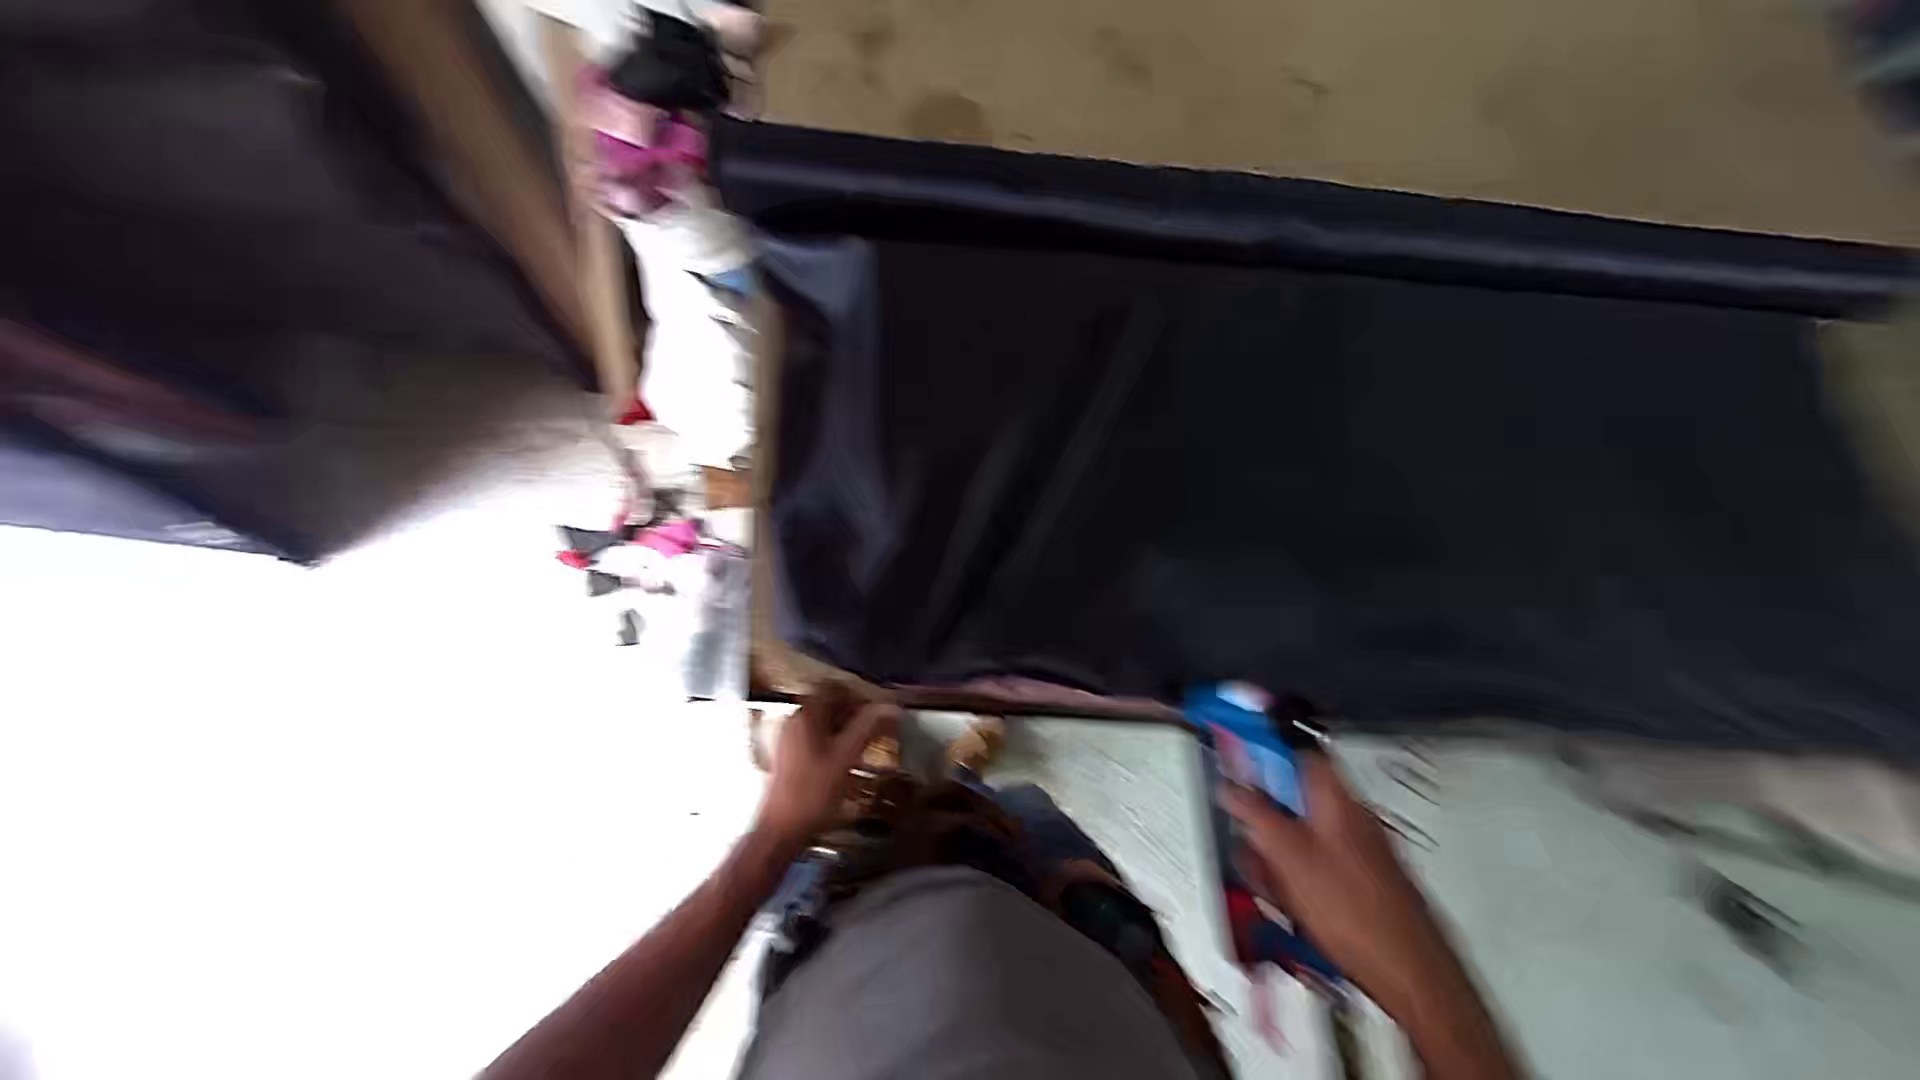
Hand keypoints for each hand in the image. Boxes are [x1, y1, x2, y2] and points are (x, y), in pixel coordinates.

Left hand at [755, 693, 896, 848]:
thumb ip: (867, 727)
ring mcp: (789, 740)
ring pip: (824, 724)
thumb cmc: (813, 793)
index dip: (858, 694)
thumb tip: (890, 706)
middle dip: (855, 713)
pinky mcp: (789, 758)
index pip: (834, 688)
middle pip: (829, 705)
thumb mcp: (845, 757)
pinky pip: (816, 740)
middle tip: (878, 727)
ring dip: (847, 730)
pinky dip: (835, 744)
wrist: (781, 831)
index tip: (877, 709)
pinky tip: (849, 763)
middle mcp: (794, 722)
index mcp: (805, 716)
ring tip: (868, 746)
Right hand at [1219, 752, 1465, 1019]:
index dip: (1264, 738)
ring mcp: (1358, 848)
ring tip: (1269, 879)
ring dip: (1276, 849)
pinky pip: (1314, 861)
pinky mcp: (1360, 878)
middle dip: (1263, 813)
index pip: (1296, 746)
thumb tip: (1230, 786)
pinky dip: (1295, 873)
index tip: (1236, 736)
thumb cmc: (1361, 915)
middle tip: (1248, 834)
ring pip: (1300, 831)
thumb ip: (1254, 812)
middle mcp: (1351, 815)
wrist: (1409, 975)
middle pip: (1292, 794)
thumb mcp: (1287, 855)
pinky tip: (1290, 899)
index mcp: (1335, 797)